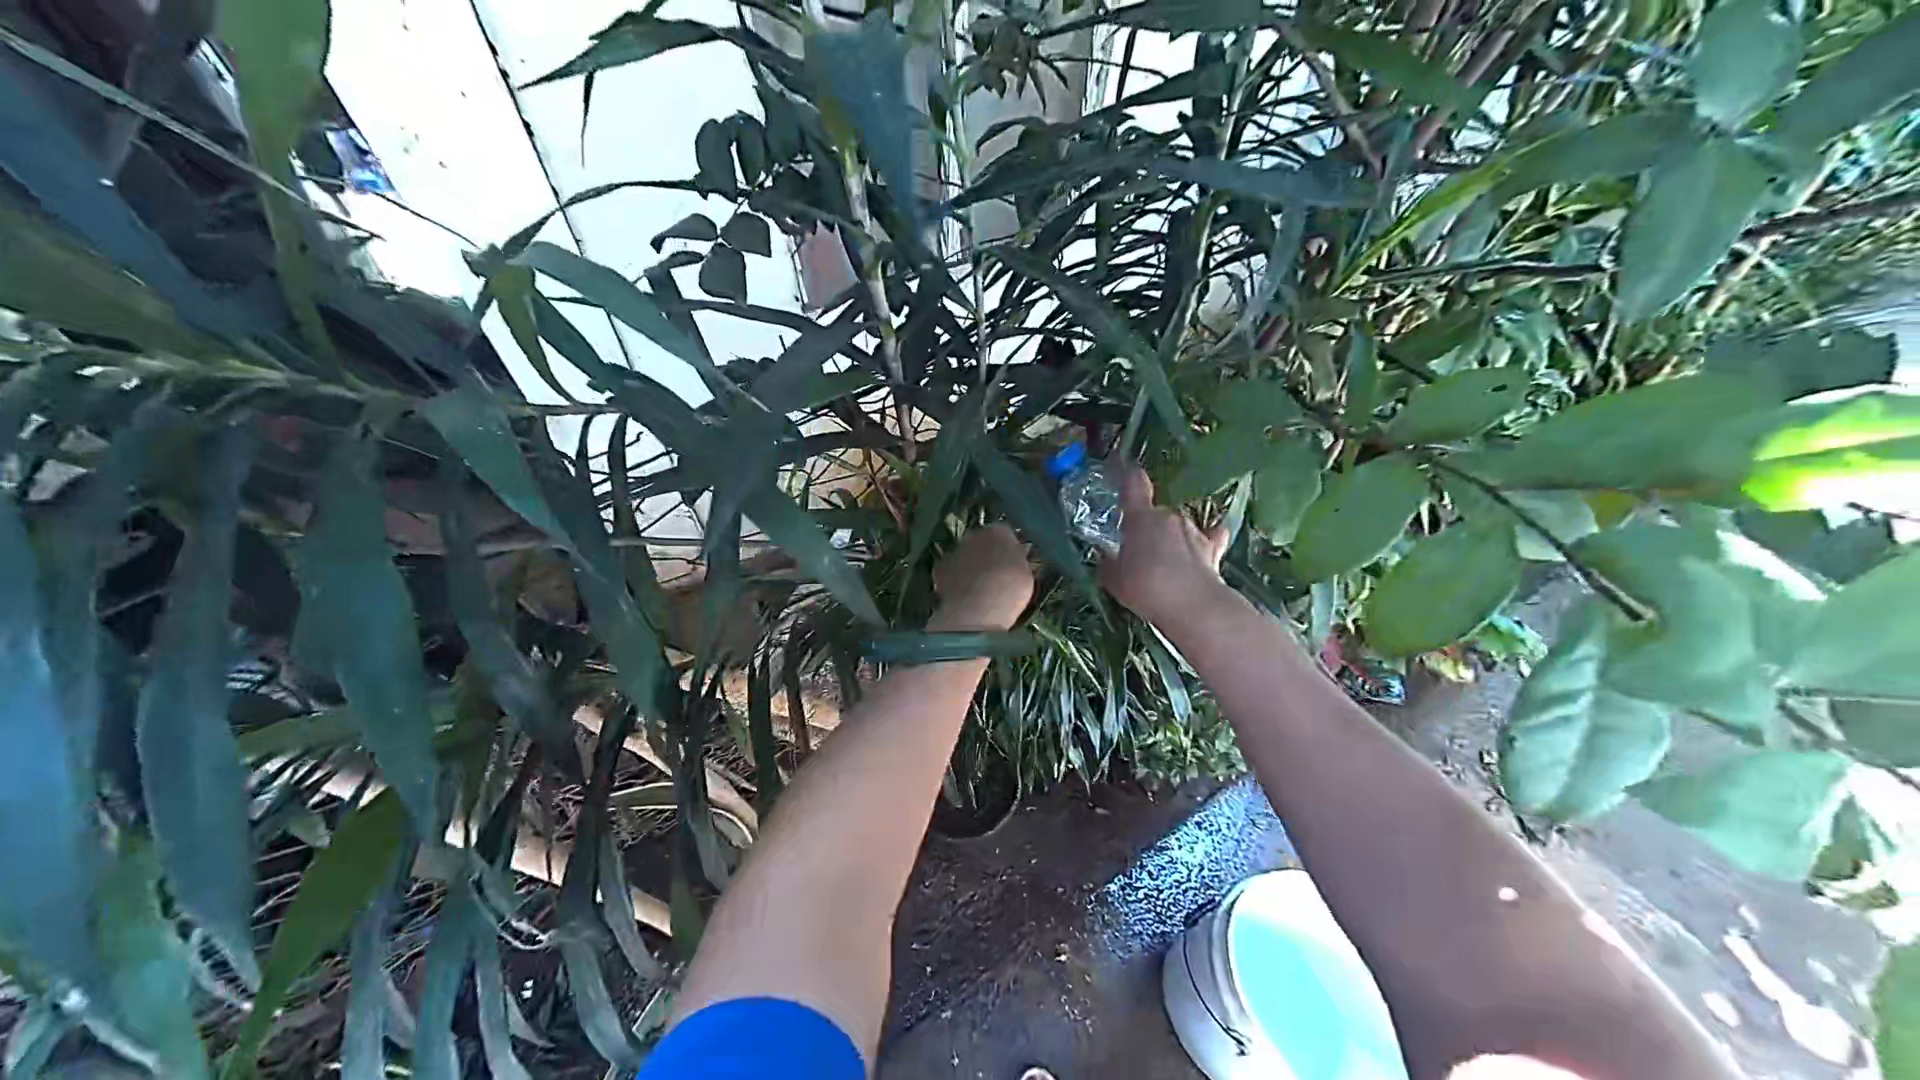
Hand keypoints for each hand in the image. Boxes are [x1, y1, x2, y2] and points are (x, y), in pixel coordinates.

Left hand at [929, 524, 1035, 631]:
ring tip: (979, 586)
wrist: (975, 610)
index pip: (1006, 533)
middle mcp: (974, 534)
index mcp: (1000, 531)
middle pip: (983, 540)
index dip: (1009, 548)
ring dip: (971, 564)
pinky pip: (952, 569)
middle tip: (995, 573)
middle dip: (988, 553)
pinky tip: (963, 592)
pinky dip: (956, 577)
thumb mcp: (1026, 574)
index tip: (1012, 561)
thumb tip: (1017, 557)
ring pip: (966, 554)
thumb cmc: (1009, 591)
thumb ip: (1019, 560)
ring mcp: (955, 550)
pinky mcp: (940, 567)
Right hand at [1099, 466, 1229, 627]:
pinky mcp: (1214, 549)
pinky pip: (1209, 538)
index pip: (1134, 484)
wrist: (1191, 606)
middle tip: (1137, 552)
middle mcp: (1169, 516)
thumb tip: (1106, 559)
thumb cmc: (1145, 586)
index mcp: (1141, 517)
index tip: (1121, 465)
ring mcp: (1194, 531)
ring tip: (1164, 566)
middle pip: (1155, 513)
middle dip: (1147, 528)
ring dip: (1171, 539)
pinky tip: (1203, 552)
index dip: (1127, 474)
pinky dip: (1205, 542)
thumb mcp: (1113, 579)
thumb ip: (1108, 563)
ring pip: (1178, 527)